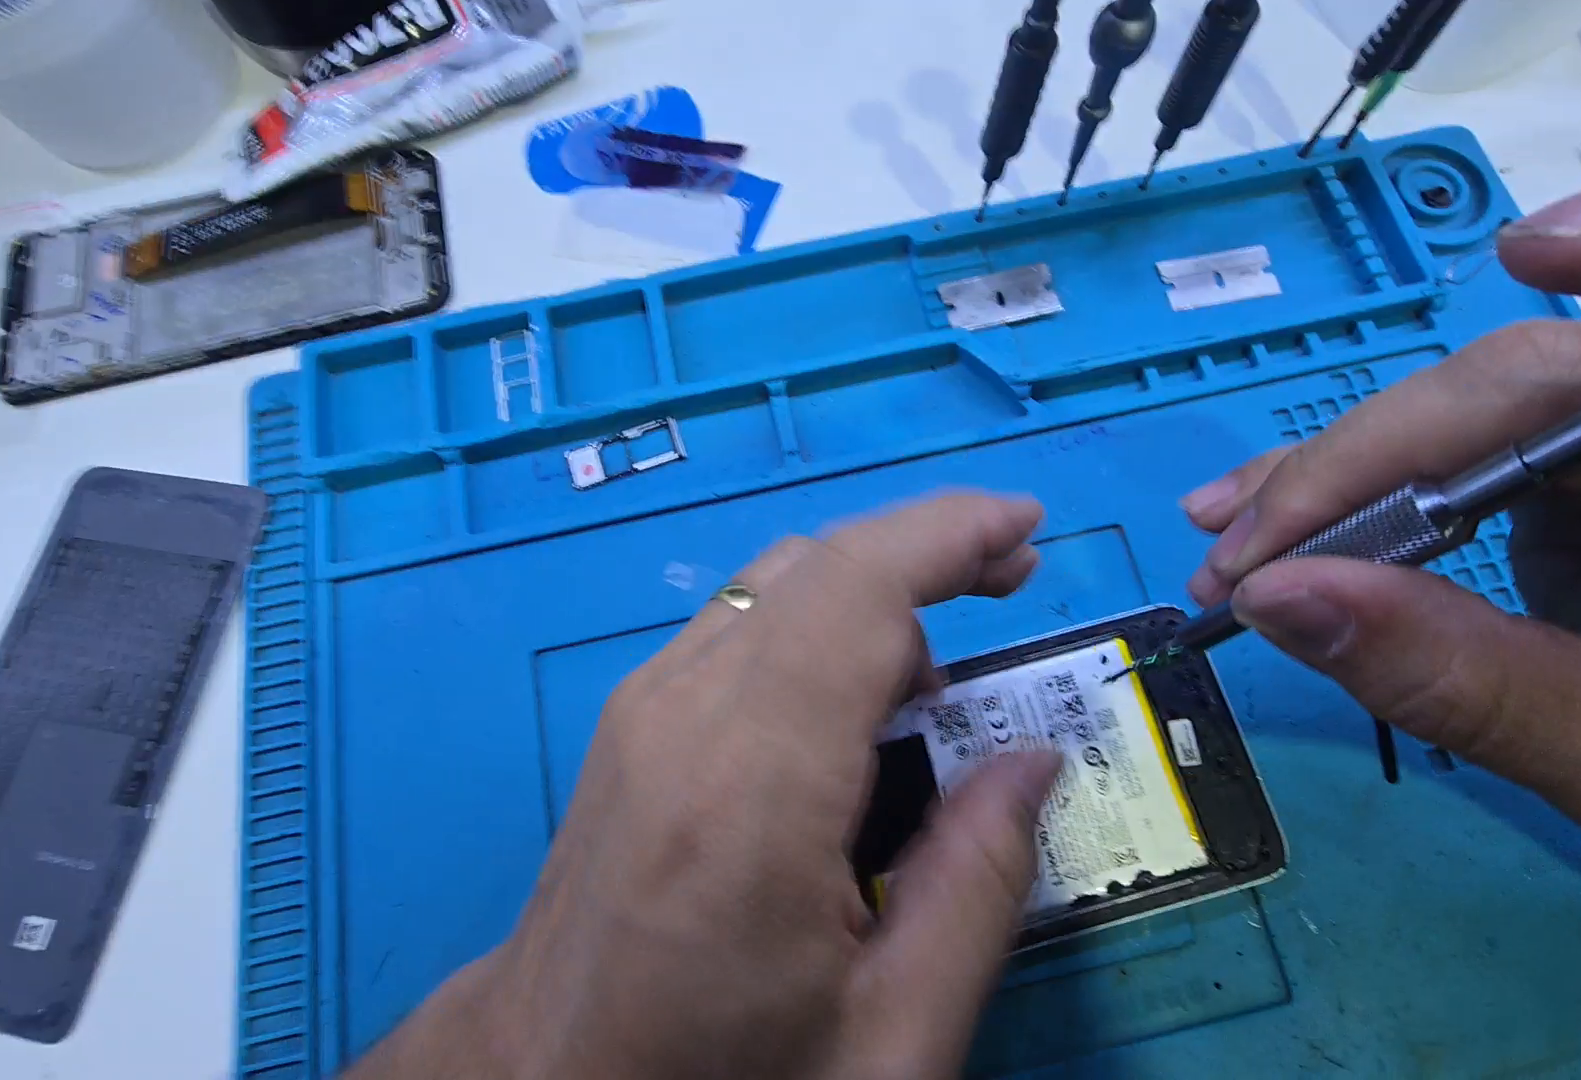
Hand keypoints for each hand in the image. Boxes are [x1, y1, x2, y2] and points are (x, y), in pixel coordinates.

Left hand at [349, 495, 1060, 1079]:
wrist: (547, 1079)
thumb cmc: (719, 1077)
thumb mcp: (889, 1033)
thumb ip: (977, 882)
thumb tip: (1033, 759)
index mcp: (754, 787)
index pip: (854, 593)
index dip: (947, 536)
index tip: (1023, 528)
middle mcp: (686, 710)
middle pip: (818, 566)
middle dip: (927, 548)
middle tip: (1010, 577)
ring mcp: (647, 700)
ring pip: (778, 581)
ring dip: (875, 584)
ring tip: (942, 664)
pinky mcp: (635, 710)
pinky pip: (745, 620)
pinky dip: (822, 618)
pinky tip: (858, 689)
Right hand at [1178, 107, 1580, 871]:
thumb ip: (1481, 685)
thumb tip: (1275, 595)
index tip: (1539, 254)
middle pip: (1533, 382)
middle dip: (1362, 460)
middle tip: (1241, 552)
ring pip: (1468, 407)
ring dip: (1330, 474)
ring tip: (1225, 535)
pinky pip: (1451, 452)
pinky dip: (1354, 493)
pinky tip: (1277, 528)